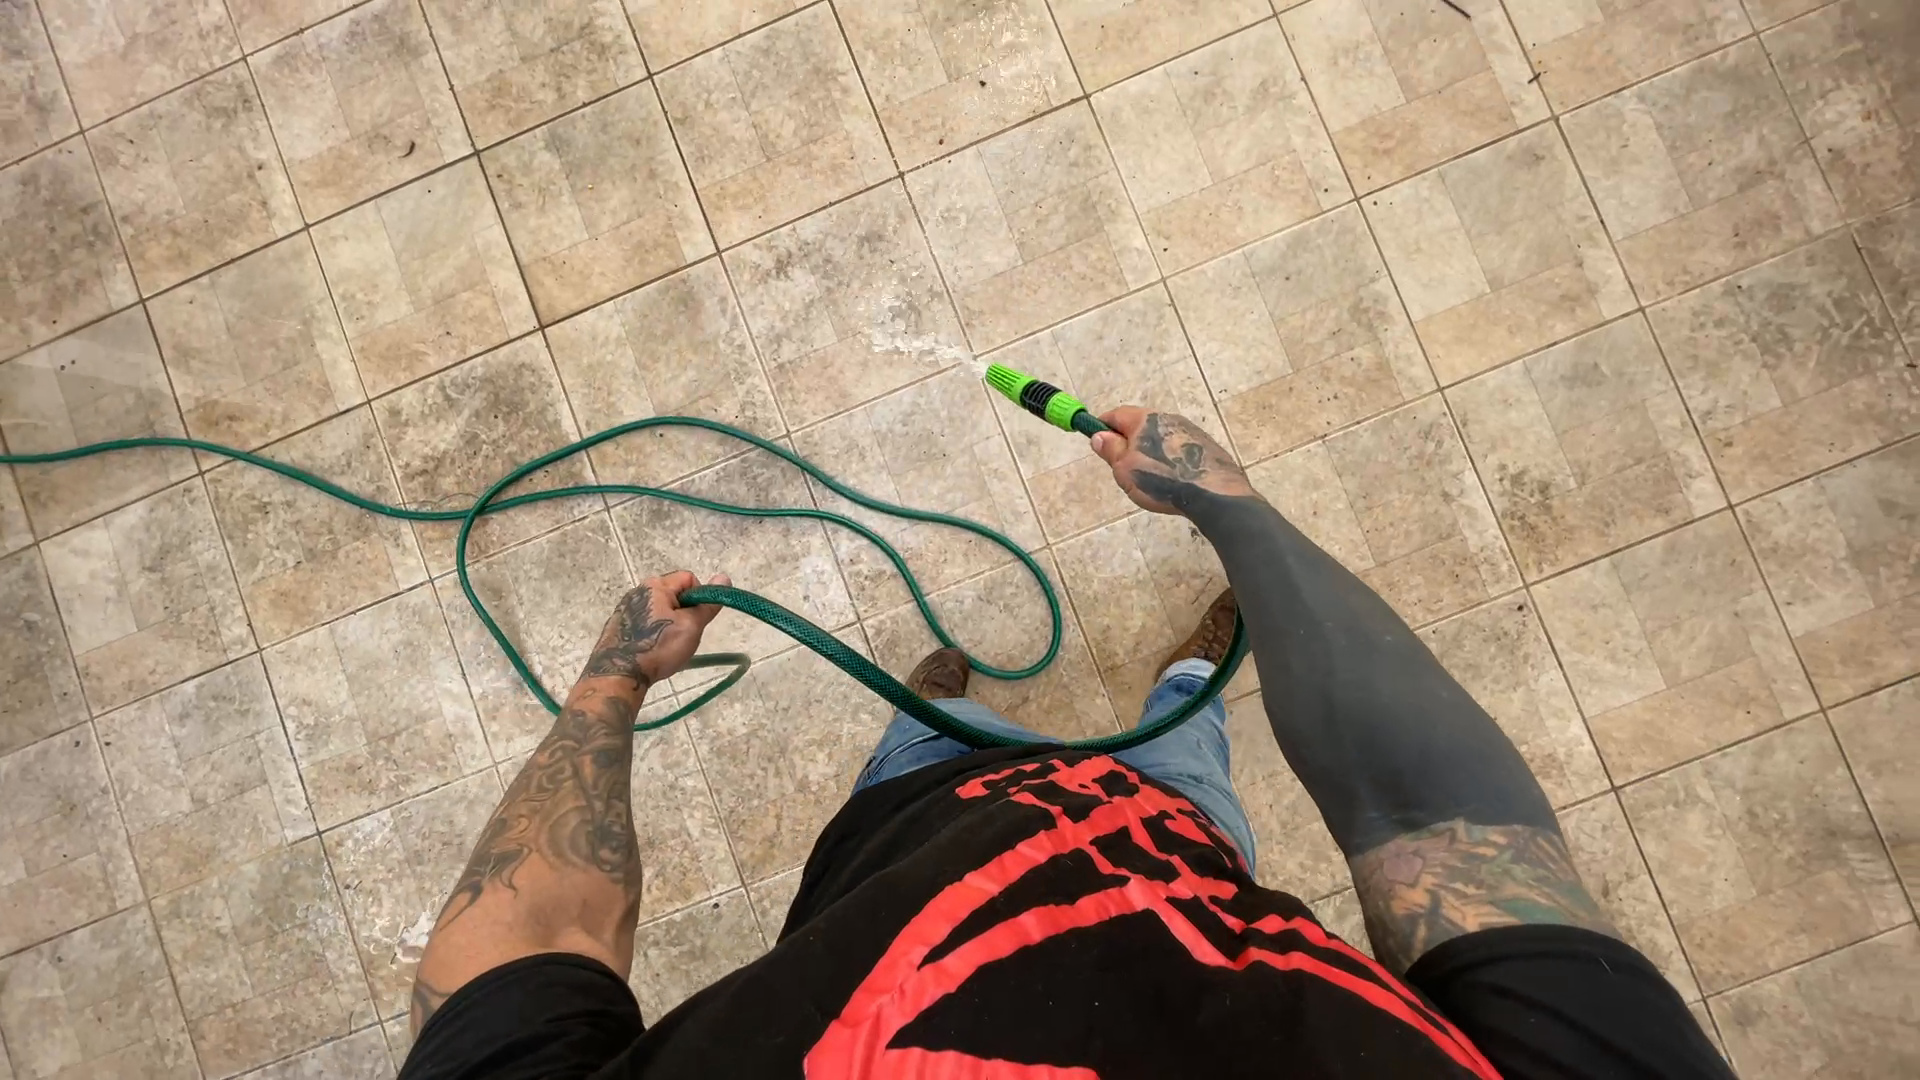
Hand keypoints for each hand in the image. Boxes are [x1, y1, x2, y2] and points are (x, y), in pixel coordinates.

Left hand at [581, 571, 728, 685]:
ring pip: (659, 610)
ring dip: (668, 623)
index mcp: (656, 586)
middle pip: (673, 594)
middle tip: (685, 634)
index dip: (698, 598)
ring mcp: (625, 609)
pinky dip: (652, 632)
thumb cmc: (659, 646)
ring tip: (667, 645)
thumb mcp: (691, 626)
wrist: (618, 673)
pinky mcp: (618, 626)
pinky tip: (652, 649)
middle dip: (684, 612)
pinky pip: (644, 622)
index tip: (696, 620)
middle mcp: (638, 591)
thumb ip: (708, 604)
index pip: (689, 579)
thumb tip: (724, 576)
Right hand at [1090, 407, 1254, 515]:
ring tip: (1150, 476)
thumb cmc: (1160, 480)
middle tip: (1122, 466)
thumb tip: (1098, 435)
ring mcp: (1191, 431)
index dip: (1103, 425)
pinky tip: (1172, 479)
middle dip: (1129, 441)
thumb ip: (1111, 450)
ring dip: (1151, 450)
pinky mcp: (1206, 447)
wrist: (1212, 493)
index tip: (1097, 439)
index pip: (1117, 414)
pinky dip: (1170, 459)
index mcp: (1145, 419)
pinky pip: (1179, 449)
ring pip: (1162, 437)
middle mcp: (1169, 418)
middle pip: (1141, 425)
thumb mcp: (1125, 469)